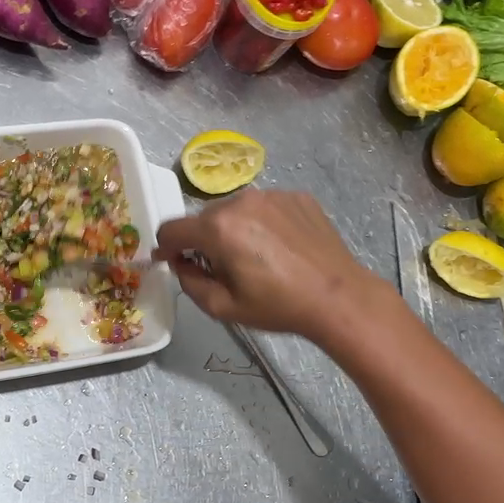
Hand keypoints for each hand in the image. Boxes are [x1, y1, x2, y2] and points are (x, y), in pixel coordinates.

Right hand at [154, 189, 389, 342]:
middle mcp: (241, 202)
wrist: (337, 296)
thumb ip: (189, 282)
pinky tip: (277, 248)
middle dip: (202, 241)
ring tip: (253, 258)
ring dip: (231, 230)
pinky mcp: (296, 197)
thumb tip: (181, 263)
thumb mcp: (222, 307)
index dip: (166, 247)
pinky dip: (260, 224)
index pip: (172, 229)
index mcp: (218, 229)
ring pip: (234, 210)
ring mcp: (272, 195)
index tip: (171, 261)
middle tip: (220, 269)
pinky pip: (263, 207)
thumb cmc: (277, 306)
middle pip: (203, 218)